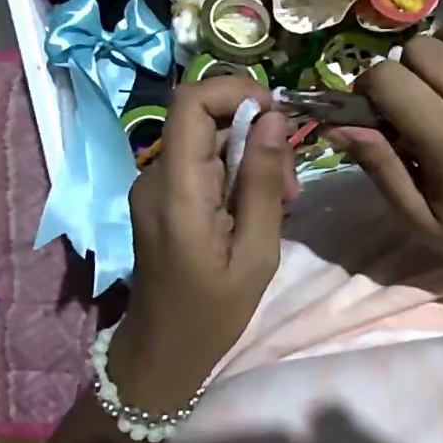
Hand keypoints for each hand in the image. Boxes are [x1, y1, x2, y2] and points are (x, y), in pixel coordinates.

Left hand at [110, 77, 295, 409]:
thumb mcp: (255, 253)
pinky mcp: (160, 197)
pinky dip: (234, 173)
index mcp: (177, 190)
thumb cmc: (212, 312)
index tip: (277, 114)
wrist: (161, 353)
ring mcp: (154, 186)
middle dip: (256, 135)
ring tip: (279, 202)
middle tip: (288, 187)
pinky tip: (255, 209)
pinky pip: (201, 164)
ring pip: (207, 140)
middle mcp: (156, 176)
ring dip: (250, 157)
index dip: (234, 90)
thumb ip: (262, 181)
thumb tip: (273, 118)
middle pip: (205, 119)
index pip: (191, 102)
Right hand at [329, 15, 442, 307]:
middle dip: (403, 71)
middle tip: (409, 104)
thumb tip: (337, 124)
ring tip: (442, 86)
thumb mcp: (418, 218)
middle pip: (421, 47)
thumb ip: (379, 165)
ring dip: (440, 51)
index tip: (374, 113)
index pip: (389, 78)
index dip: (368, 90)